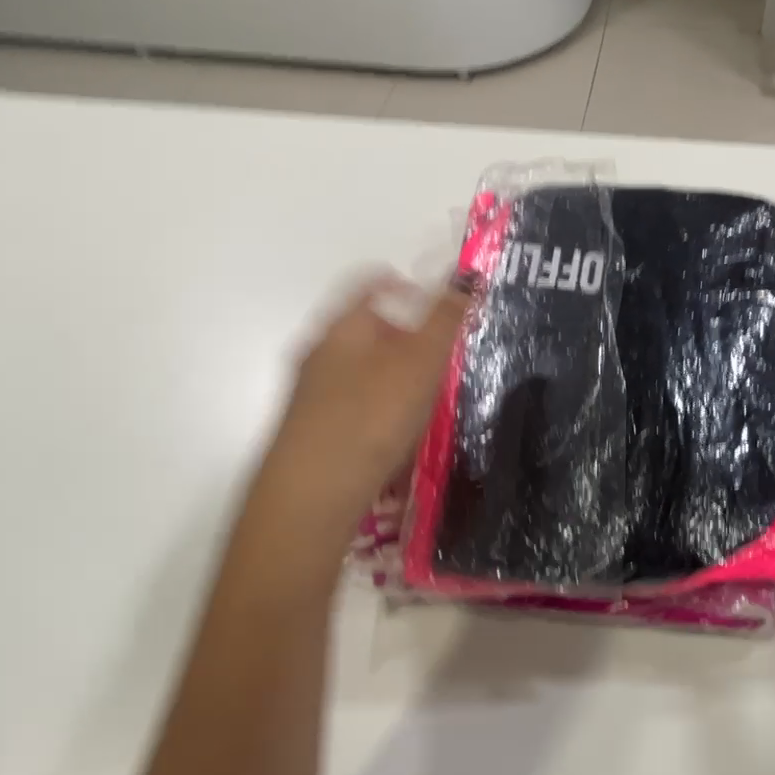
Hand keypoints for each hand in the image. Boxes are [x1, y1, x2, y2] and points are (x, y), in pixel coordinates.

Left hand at [258, 274, 472, 522]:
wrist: (309, 500)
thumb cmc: (371, 418)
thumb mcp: (422, 361)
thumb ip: (446, 317)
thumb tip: (466, 274)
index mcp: (343, 325)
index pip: (374, 282)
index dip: (411, 283)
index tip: (442, 302)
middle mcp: (318, 352)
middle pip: (367, 327)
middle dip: (407, 336)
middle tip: (443, 355)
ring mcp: (308, 394)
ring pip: (360, 368)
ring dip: (394, 375)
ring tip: (426, 400)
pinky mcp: (309, 432)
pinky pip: (351, 404)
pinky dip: (378, 408)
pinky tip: (397, 437)